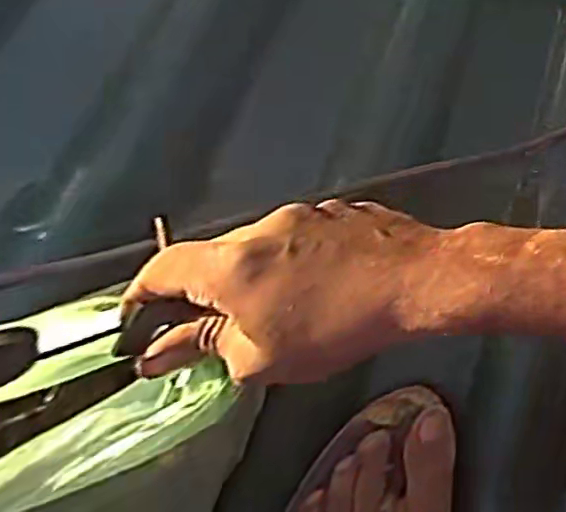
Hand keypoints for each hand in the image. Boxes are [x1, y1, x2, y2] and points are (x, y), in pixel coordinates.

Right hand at [121, 201, 446, 383]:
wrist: (425, 279)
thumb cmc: (343, 323)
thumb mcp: (259, 357)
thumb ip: (203, 347)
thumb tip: (160, 350)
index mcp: (236, 259)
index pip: (162, 267)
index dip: (141, 298)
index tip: (142, 324)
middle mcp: (274, 223)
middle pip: (216, 251)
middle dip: (207, 286)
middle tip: (214, 324)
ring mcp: (319, 210)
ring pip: (267, 240)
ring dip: (259, 269)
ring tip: (278, 304)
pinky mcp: (354, 209)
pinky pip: (309, 232)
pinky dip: (300, 254)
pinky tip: (321, 280)